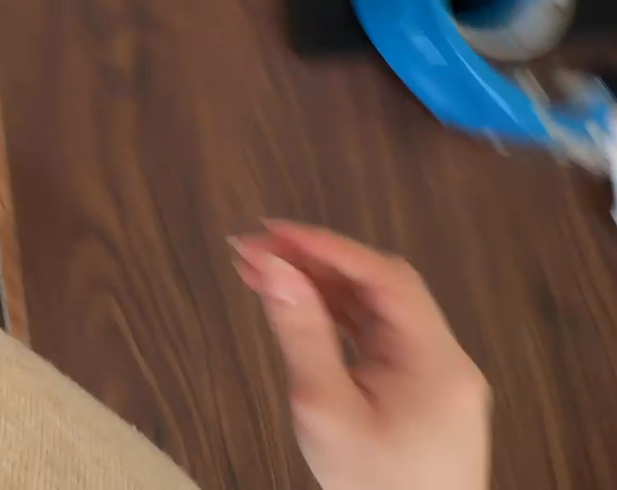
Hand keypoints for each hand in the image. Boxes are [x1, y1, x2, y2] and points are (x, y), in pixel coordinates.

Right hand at [231, 221, 490, 489]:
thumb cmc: (369, 478)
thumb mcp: (324, 403)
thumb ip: (299, 329)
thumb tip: (268, 262)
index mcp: (434, 361)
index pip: (384, 278)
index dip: (325, 245)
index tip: (268, 229)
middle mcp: (441, 358)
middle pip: (378, 284)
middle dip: (313, 257)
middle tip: (252, 247)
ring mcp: (428, 372)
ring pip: (369, 303)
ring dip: (313, 279)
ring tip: (254, 266)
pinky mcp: (411, 384)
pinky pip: (367, 328)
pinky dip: (324, 306)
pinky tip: (284, 297)